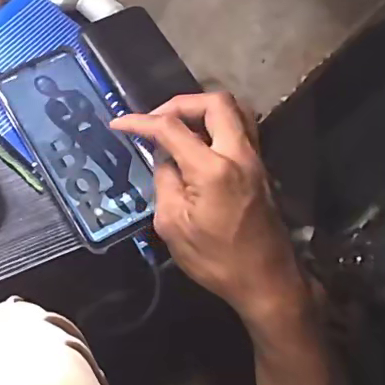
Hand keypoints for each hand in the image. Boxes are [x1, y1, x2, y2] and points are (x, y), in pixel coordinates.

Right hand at [112, 93, 305, 320]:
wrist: (266, 281)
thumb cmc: (216, 260)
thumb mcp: (173, 225)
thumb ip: (165, 182)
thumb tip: (165, 159)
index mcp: (212, 169)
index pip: (171, 128)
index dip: (140, 121)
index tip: (118, 123)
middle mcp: (239, 154)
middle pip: (215, 102)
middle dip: (179, 103)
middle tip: (155, 120)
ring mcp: (254, 160)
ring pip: (233, 111)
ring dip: (201, 110)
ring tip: (175, 127)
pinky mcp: (259, 169)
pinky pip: (238, 130)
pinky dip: (214, 126)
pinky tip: (196, 146)